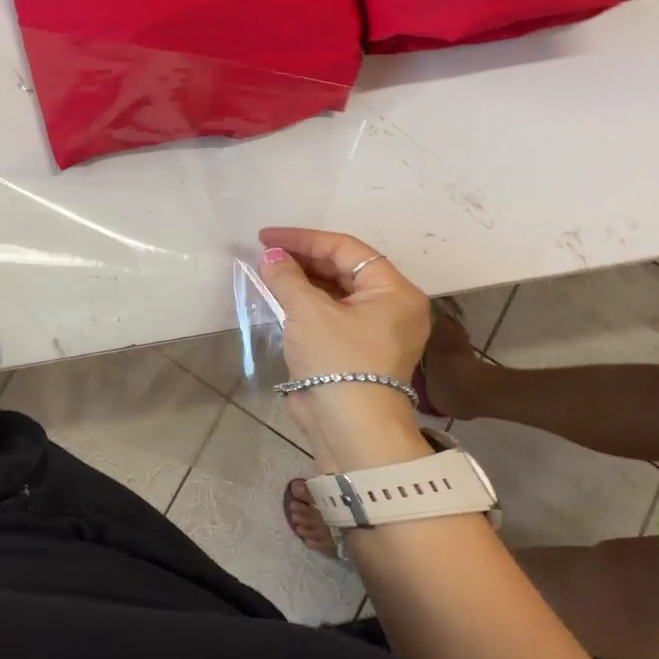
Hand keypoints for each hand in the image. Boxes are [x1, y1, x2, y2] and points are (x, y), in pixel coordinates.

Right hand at [259, 228, 432, 469]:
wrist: (350, 422)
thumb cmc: (338, 358)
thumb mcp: (307, 311)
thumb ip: (286, 276)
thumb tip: (271, 256)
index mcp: (394, 292)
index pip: (346, 249)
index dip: (303, 239)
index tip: (265, 237)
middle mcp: (391, 306)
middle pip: (343, 267)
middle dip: (302, 257)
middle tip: (264, 252)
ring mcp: (374, 327)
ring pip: (335, 289)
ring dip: (300, 278)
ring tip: (266, 271)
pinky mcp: (356, 345)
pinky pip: (329, 310)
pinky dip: (304, 299)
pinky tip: (278, 295)